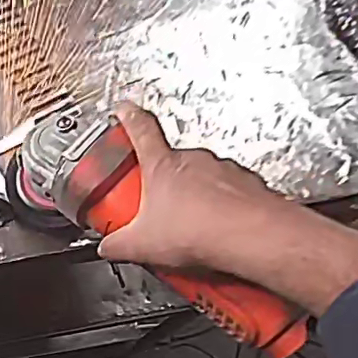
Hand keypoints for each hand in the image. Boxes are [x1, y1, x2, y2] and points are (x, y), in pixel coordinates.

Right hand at [95, 103, 357, 313]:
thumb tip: (107, 247)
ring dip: (189, 202)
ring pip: (199, 182)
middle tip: (150, 212)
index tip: (125, 110)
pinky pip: (224, 197)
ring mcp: (224, 171)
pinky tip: (208, 237)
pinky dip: (214, 214)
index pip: (142, 130)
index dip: (129, 118)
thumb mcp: (139, 244)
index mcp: (163, 166)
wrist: (250, 237)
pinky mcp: (247, 188)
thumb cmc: (200, 230)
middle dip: (158, 186)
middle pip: (169, 165)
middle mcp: (196, 161)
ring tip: (183, 233)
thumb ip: (116, 244)